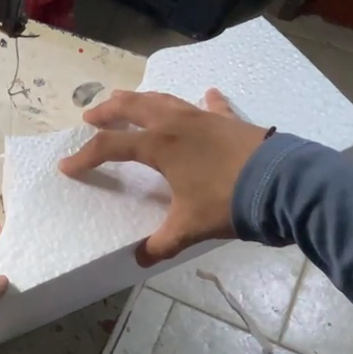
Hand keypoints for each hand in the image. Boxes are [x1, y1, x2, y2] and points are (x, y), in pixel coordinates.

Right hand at [58, 88, 268, 266]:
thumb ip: (162, 242)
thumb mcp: (190, 227)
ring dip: (142, 99)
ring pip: (165, 99)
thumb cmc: (228, 202)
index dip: (85, 156)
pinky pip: (212, 106)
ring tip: (129, 100)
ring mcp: (204, 118)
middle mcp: (176, 124)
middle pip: (132, 107)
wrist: (285, 184)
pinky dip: (205, 101)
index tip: (67, 165)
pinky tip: (207, 94)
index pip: (110, 146)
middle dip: (108, 110)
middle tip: (91, 115)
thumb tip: (141, 259)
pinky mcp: (230, 121)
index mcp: (159, 146)